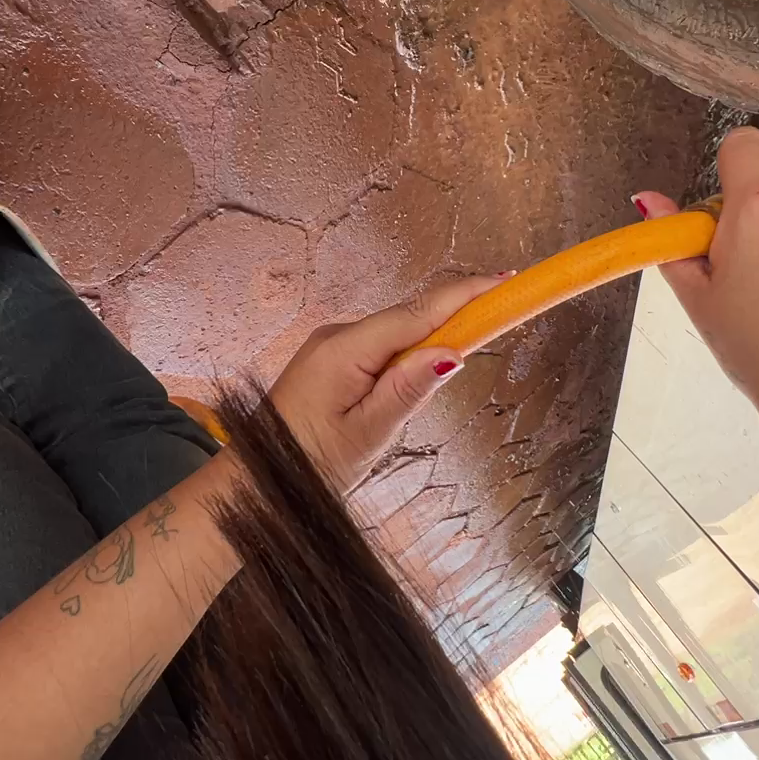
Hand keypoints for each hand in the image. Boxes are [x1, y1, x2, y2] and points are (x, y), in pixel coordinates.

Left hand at [268, 276, 507, 488]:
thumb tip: (452, 351)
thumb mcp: (367, 433)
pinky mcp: (330, 361)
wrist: (253, 479)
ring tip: (449, 373)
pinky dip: (403, 357)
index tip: (505, 280)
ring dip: (427, 344)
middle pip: (408, 318)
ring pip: (394, 335)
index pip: (417, 313)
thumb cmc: (309, 463)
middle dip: (453, 319)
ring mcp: (331, 346)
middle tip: (498, 323)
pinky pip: (378, 348)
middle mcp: (337, 335)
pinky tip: (407, 386)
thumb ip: (408, 389)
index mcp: (345, 349)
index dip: (464, 296)